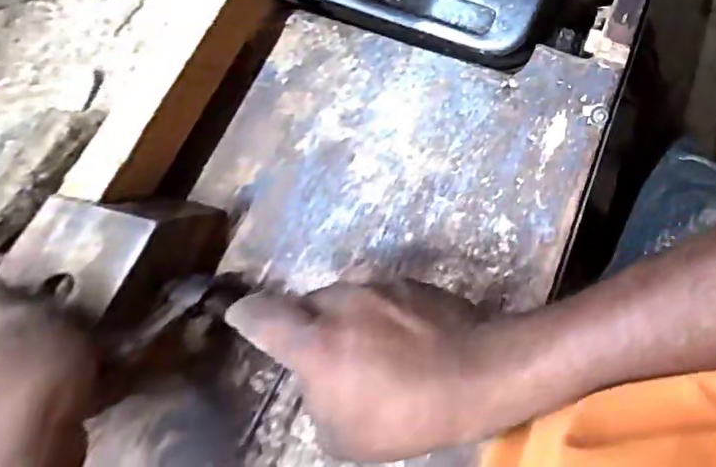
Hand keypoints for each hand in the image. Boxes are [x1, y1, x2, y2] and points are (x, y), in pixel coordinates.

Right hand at [226, 280, 537, 462]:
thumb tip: (326, 376)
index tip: (241, 310)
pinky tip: (394, 335)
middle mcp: (351, 303)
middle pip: (314, 299)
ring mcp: (390, 288)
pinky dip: (381, 310)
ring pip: (354, 292)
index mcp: (318, 342)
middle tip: (310, 341)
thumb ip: (319, 395)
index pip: (268, 317)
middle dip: (306, 317)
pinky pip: (387, 294)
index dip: (250, 314)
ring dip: (347, 311)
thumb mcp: (338, 431)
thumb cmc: (401, 414)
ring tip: (357, 341)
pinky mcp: (422, 285)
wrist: (474, 372)